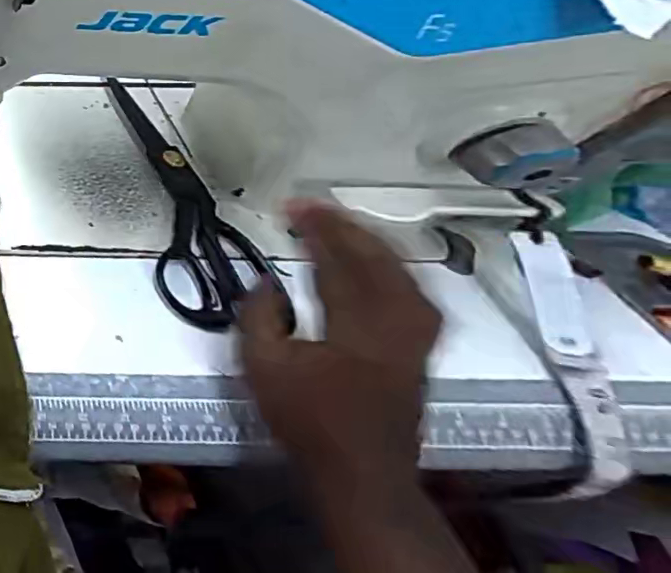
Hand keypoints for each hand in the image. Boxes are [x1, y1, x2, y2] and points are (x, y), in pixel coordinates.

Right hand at [240, 200, 441, 488]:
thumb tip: (268, 281)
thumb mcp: (261, 364)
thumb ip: (259, 316)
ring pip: (409, 283)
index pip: (341, 269)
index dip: (319, 233)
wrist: (358, 472)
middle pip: (383, 269)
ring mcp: (415, 345)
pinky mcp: (418, 354)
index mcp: (355, 334)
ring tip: (347, 225)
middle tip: (315, 206)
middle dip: (349, 230)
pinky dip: (397, 272)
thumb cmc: (303, 417)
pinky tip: (380, 265)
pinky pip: (417, 300)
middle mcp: (396, 334)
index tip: (293, 207)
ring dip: (378, 248)